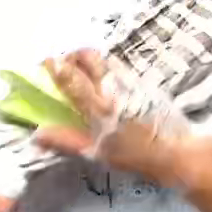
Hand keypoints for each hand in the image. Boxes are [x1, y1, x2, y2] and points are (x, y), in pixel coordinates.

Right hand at [35, 50, 205, 187]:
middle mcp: (113, 87)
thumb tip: (37, 133)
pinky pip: (121, 67)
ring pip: (105, 58)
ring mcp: (131, 81)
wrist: (175, 151)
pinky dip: (108, 67)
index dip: (55, 66)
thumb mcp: (96, 153)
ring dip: (90, 59)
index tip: (45, 62)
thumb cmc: (133, 156)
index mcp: (97, 106)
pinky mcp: (145, 82)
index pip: (71, 77)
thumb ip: (66, 140)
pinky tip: (108, 80)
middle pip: (88, 56)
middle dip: (72, 55)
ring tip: (84, 70)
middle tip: (65, 64)